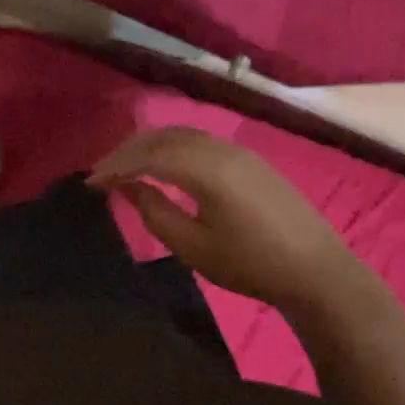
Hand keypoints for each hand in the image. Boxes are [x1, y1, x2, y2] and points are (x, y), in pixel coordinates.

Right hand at [90, 127, 364, 311]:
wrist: (314, 269)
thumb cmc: (249, 264)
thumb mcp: (193, 246)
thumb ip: (155, 212)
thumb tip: (128, 187)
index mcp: (206, 170)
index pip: (149, 155)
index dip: (116, 165)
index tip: (90, 183)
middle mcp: (222, 150)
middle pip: (164, 137)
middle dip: (128, 151)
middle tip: (101, 172)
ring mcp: (239, 152)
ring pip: (183, 135)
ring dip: (150, 146)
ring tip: (125, 168)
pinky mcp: (250, 161)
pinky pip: (200, 142)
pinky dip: (172, 149)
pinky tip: (162, 168)